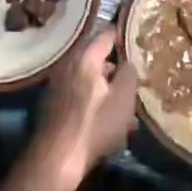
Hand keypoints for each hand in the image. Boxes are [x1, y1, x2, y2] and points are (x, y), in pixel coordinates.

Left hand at [31, 30, 138, 187]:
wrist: (57, 155)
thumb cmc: (95, 125)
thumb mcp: (123, 99)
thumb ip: (128, 73)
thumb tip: (127, 60)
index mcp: (85, 58)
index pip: (106, 34)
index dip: (123, 34)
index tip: (137, 36)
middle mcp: (67, 63)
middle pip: (96, 55)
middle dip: (116, 63)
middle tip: (134, 72)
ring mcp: (57, 81)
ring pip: (88, 74)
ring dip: (106, 83)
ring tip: (124, 100)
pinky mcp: (54, 99)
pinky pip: (78, 88)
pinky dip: (93, 94)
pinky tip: (106, 114)